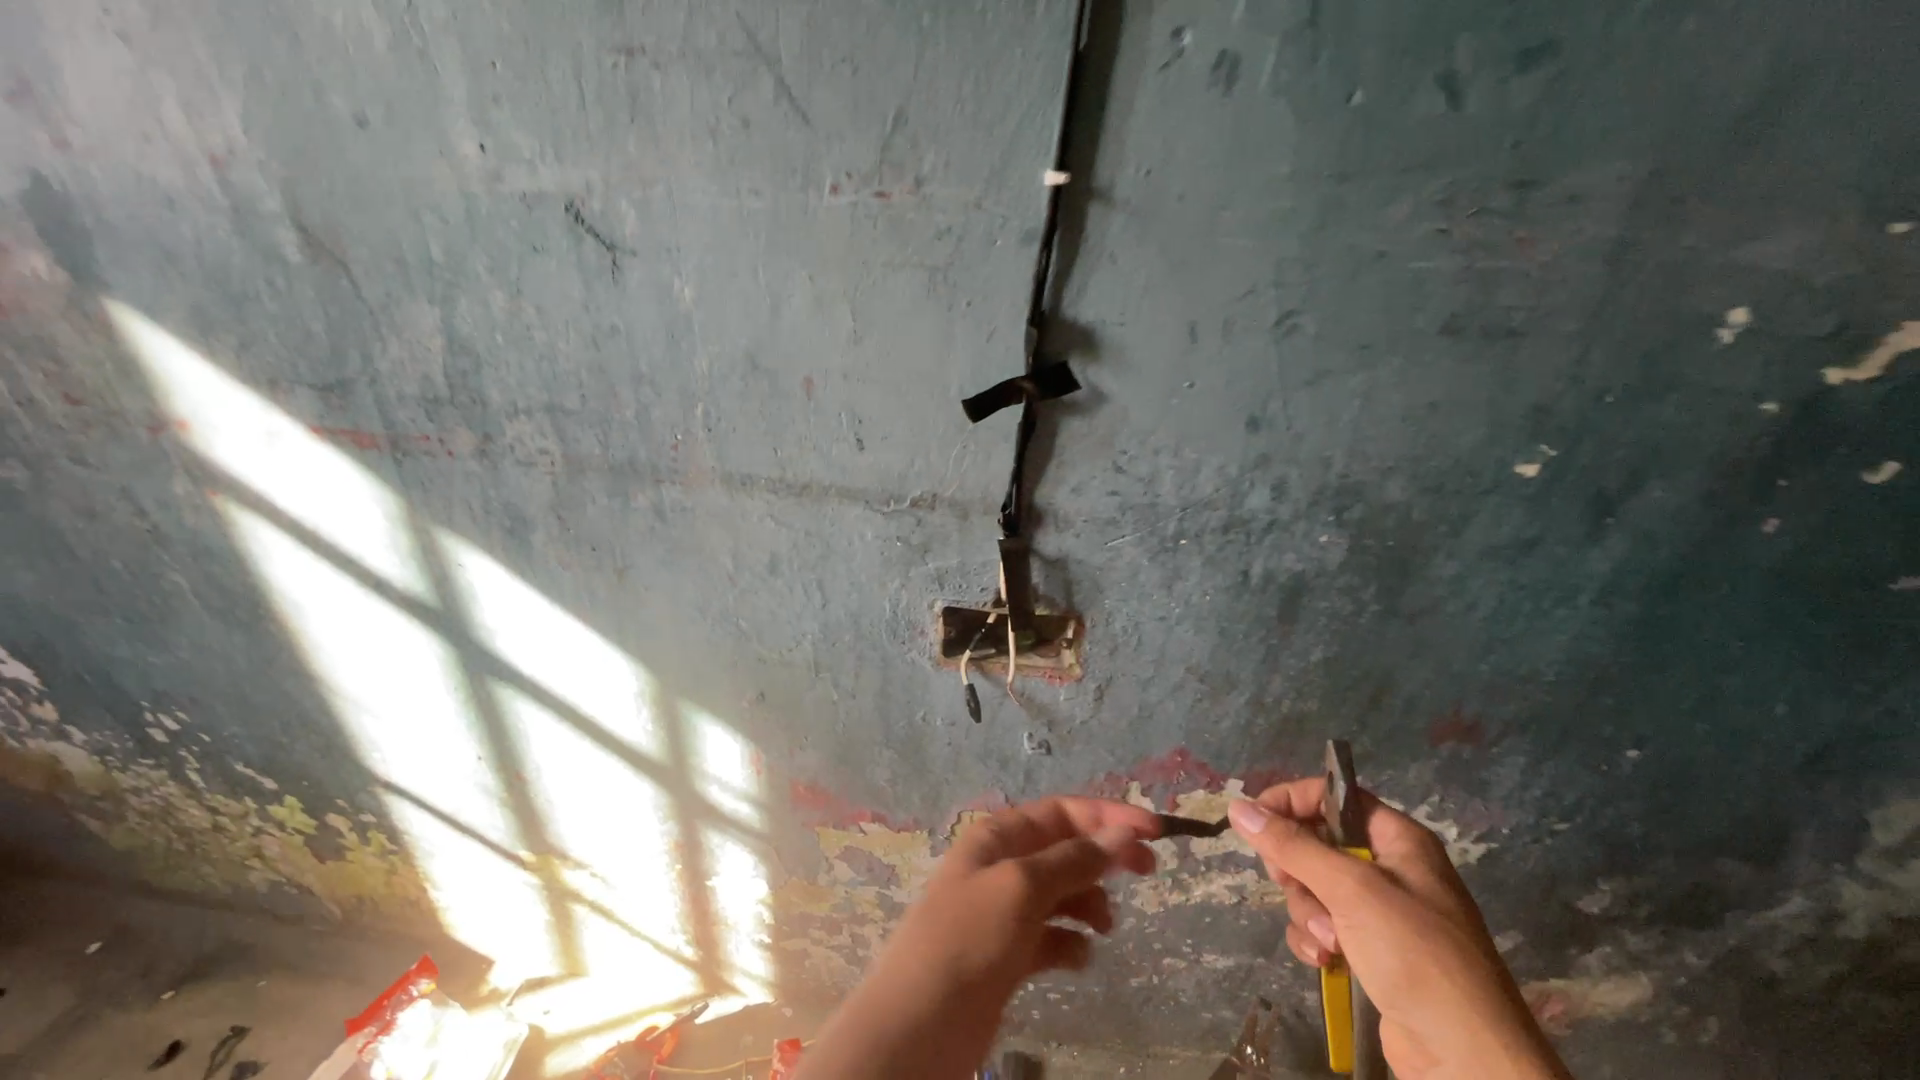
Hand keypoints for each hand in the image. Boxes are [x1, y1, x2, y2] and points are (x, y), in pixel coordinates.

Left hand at [797, 797, 1158, 1079]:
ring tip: (1104, 927)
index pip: (1061, 812)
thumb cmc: (968, 938)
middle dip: (1105, 856)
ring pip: (1063, 894)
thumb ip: (1073, 858)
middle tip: (1148, 872)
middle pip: (1066, 849)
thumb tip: (1121, 831)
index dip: (1108, 815)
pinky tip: (1078, 958)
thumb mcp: (1021, 886)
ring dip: (1090, 902)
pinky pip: (1053, 937)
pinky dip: (1071, 942)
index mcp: (998, 837)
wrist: (921, 1023)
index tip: (1154, 831)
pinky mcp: (1009, 955)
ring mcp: (1005, 913)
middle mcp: (1002, 867)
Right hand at [1228, 781, 1569, 1079]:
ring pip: (1313, 888)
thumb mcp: (1350, 890)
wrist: (1464, 1053)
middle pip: (1316, 844)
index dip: (1292, 803)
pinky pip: (1322, 925)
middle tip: (1293, 886)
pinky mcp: (1369, 949)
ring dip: (1308, 913)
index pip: (1333, 797)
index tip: (1255, 824)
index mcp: (1398, 839)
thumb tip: (1239, 807)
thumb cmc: (1414, 954)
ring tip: (1330, 941)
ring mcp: (1380, 912)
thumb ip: (1292, 846)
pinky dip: (1316, 940)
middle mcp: (1390, 868)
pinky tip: (1327, 961)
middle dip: (1299, 871)